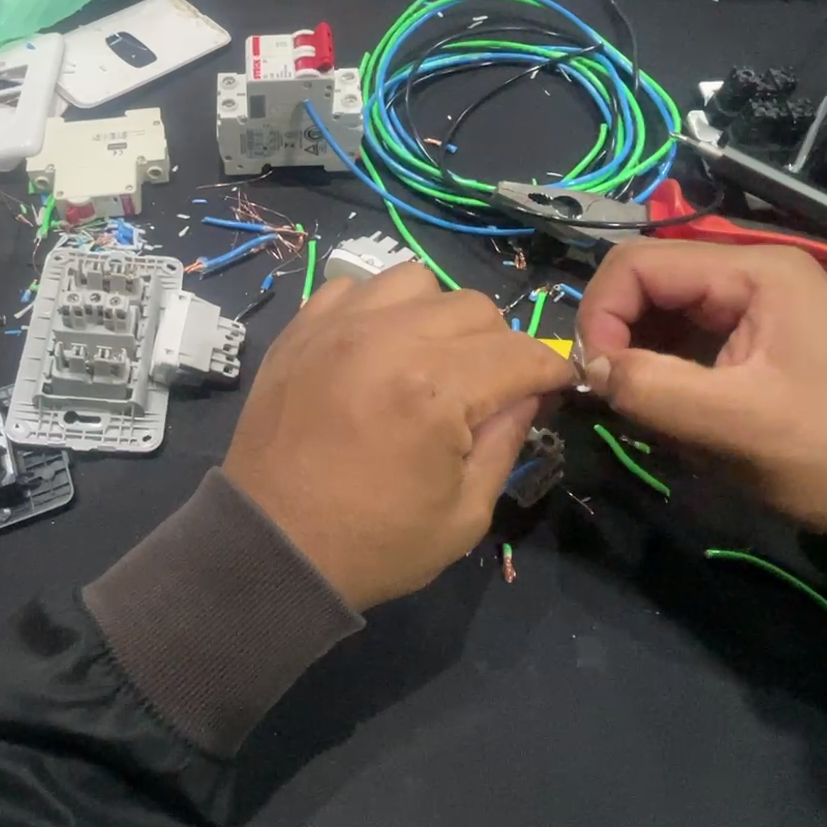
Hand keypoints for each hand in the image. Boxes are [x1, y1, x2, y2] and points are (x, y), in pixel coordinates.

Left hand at [223, 265, 575, 609]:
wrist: (271, 544)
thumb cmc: (372, 543)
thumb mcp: (464, 514)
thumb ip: (506, 440)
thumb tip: (527, 392)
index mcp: (434, 389)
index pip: (520, 353)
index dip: (550, 370)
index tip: (555, 388)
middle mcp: (386, 339)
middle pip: (474, 308)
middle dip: (498, 346)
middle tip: (486, 388)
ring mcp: (335, 327)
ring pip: (416, 281)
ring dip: (437, 316)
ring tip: (427, 361)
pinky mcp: (299, 330)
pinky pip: (354, 287)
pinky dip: (377, 307)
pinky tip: (374, 347)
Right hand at [574, 240, 826, 535]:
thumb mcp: (740, 425)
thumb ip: (653, 388)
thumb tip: (588, 369)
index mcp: (756, 273)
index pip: (636, 264)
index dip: (601, 314)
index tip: (597, 377)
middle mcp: (751, 275)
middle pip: (644, 284)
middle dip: (615, 337)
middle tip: (612, 394)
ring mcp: (753, 307)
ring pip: (656, 313)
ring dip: (635, 357)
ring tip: (640, 406)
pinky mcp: (751, 339)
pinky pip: (680, 339)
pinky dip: (658, 370)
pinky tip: (665, 407)